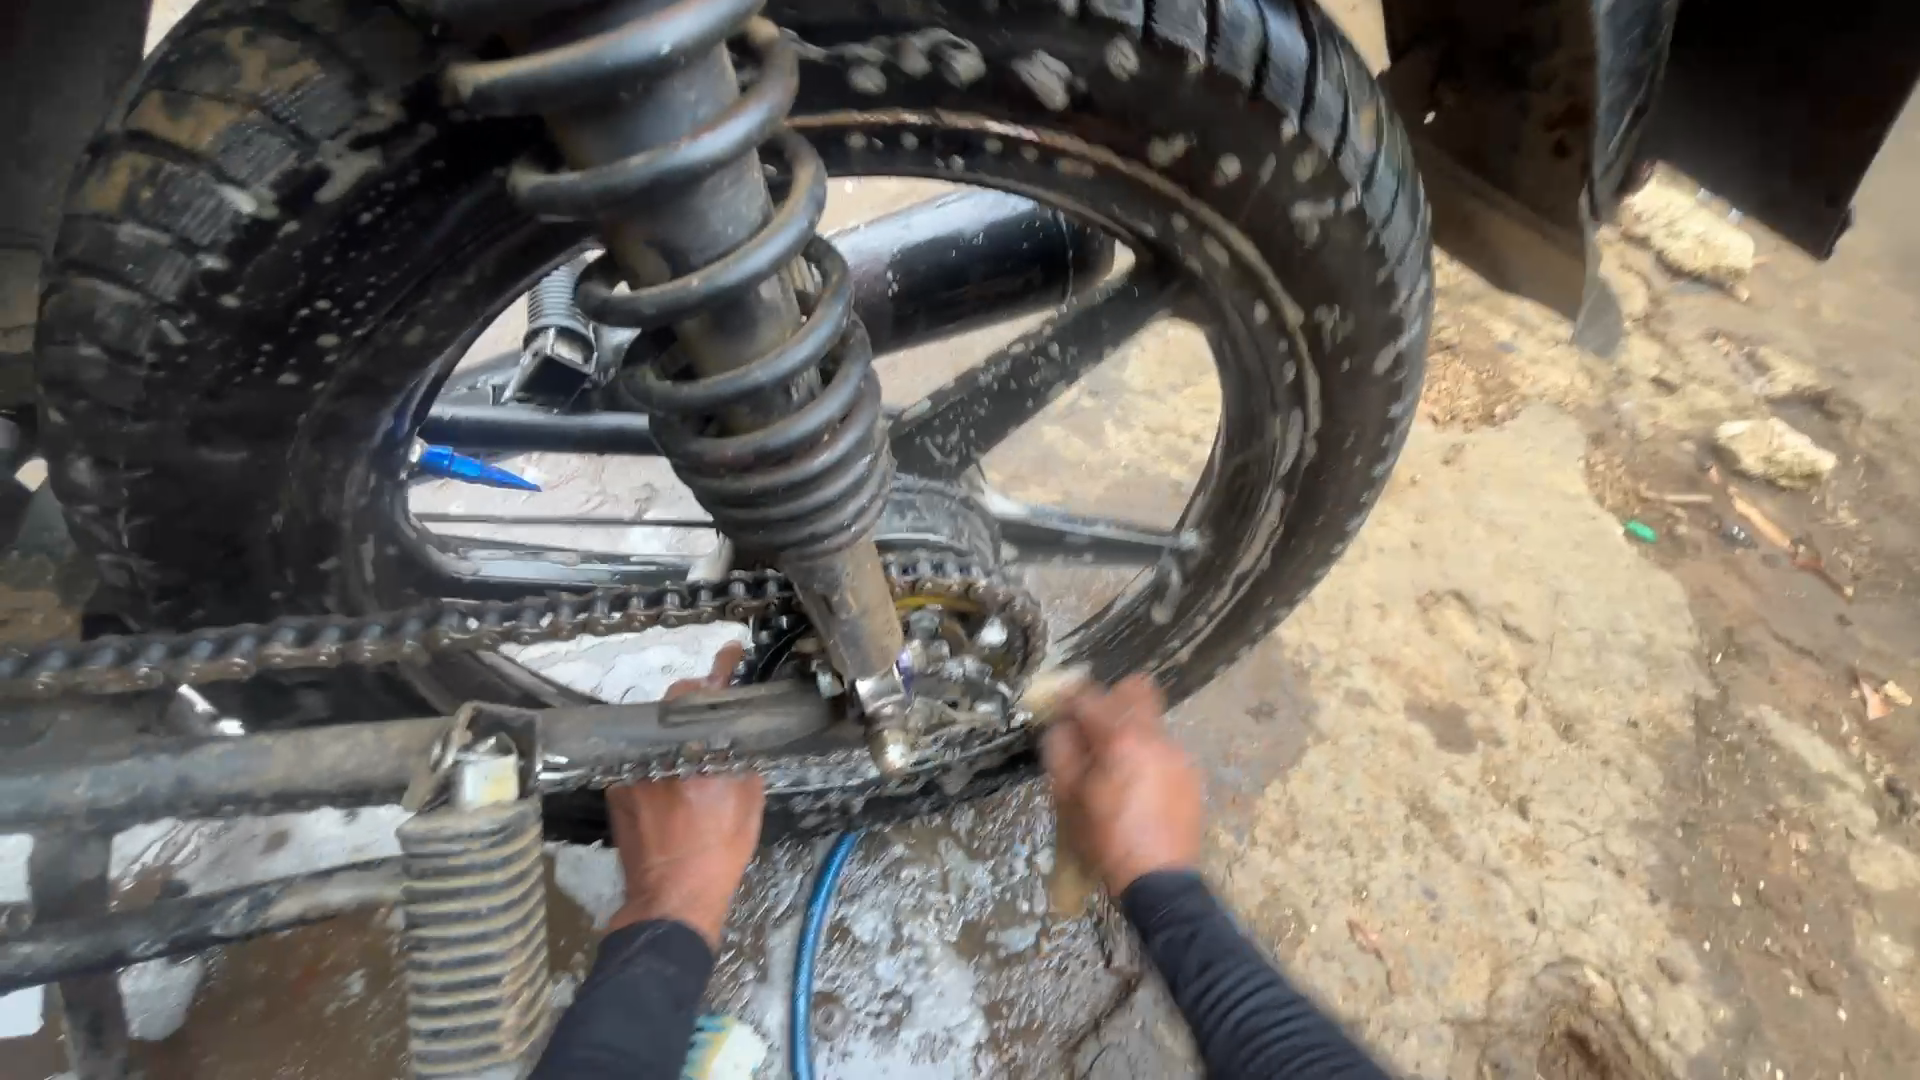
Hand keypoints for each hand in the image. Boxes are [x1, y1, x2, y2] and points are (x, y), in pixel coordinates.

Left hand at [605, 643, 763, 946]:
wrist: (673, 896)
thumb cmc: (721, 848)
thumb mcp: (750, 797)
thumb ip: (741, 755)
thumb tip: (738, 733)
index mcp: (698, 750)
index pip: (709, 693)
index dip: (722, 668)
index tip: (730, 651)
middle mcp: (659, 751)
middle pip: (674, 702)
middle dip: (695, 698)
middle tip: (712, 705)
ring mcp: (631, 767)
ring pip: (654, 726)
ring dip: (674, 727)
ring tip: (691, 741)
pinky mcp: (614, 785)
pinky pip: (638, 753)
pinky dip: (655, 752)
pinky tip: (669, 769)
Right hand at [1041, 675, 1202, 894]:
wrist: (1159, 881)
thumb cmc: (1105, 839)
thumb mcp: (1067, 797)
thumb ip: (1061, 749)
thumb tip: (1062, 724)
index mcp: (1119, 738)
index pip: (1089, 695)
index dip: (1068, 698)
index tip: (1059, 708)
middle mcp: (1154, 736)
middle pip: (1135, 688)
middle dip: (1109, 699)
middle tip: (1093, 726)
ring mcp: (1177, 752)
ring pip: (1150, 719)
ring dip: (1128, 729)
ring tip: (1115, 762)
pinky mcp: (1190, 772)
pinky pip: (1163, 746)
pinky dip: (1146, 752)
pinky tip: (1137, 784)